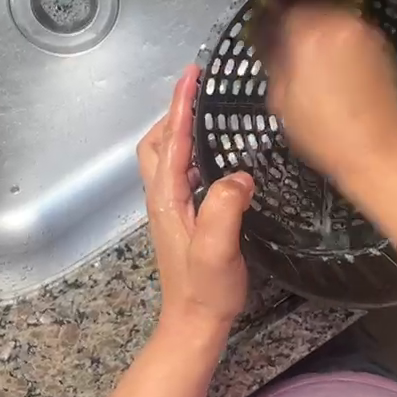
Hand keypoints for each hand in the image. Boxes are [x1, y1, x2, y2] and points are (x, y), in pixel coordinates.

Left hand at [138, 67, 254, 336]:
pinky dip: (190, 150)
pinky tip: (213, 155)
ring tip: (205, 113)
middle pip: (157, 142)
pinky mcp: (181, 217)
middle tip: (198, 91)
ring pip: (165, 156)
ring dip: (179, 129)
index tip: (193, 74)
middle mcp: (162, 197)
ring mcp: (169, 208)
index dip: (181, 104)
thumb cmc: (206, 288)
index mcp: (167, 197)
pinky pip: (180, 171)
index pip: (172, 140)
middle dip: (173, 112)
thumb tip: (240, 175)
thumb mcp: (218, 248)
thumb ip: (225, 208)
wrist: (195, 323)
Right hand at [257, 1, 396, 182]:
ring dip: (316, 27)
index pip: (280, 7)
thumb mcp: (281, 99)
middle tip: (281, 38)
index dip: (267, 17)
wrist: (377, 150)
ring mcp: (363, 31)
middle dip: (292, 18)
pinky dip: (336, 38)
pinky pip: (349, 30)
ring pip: (330, 16)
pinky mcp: (380, 44)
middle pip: (308, 5)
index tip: (260, 29)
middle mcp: (338, 23)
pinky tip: (329, 61)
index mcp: (309, 34)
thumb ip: (273, 60)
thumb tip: (268, 41)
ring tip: (305, 52)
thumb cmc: (324, 132)